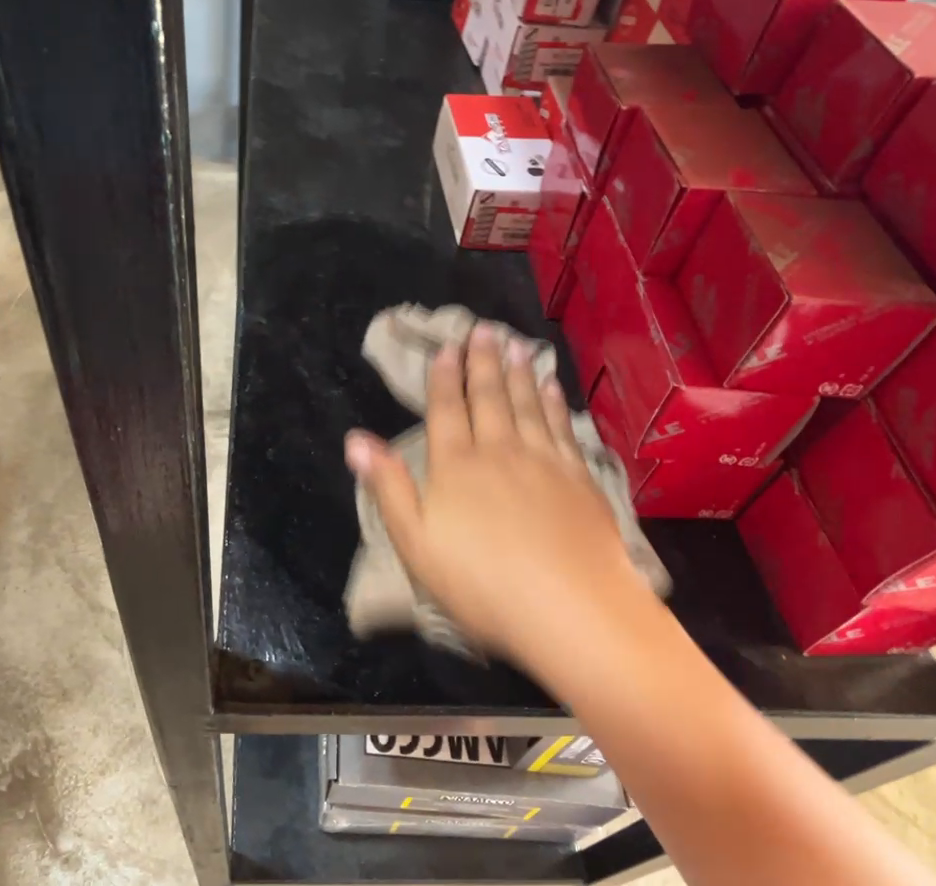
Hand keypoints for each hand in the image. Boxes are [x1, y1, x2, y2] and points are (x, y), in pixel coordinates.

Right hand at [345, 322, 642, 661]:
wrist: (571, 606)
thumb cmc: (482, 583)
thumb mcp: (416, 543)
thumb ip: (389, 487)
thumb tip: (356, 439)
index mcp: (455, 466)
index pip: (446, 410)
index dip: (443, 377)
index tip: (447, 347)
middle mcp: (499, 451)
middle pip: (488, 397)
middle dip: (482, 362)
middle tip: (483, 329)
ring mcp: (543, 461)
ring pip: (527, 404)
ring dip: (519, 372)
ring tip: (515, 344)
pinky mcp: (578, 477)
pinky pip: (562, 427)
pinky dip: (555, 402)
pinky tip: (553, 387)